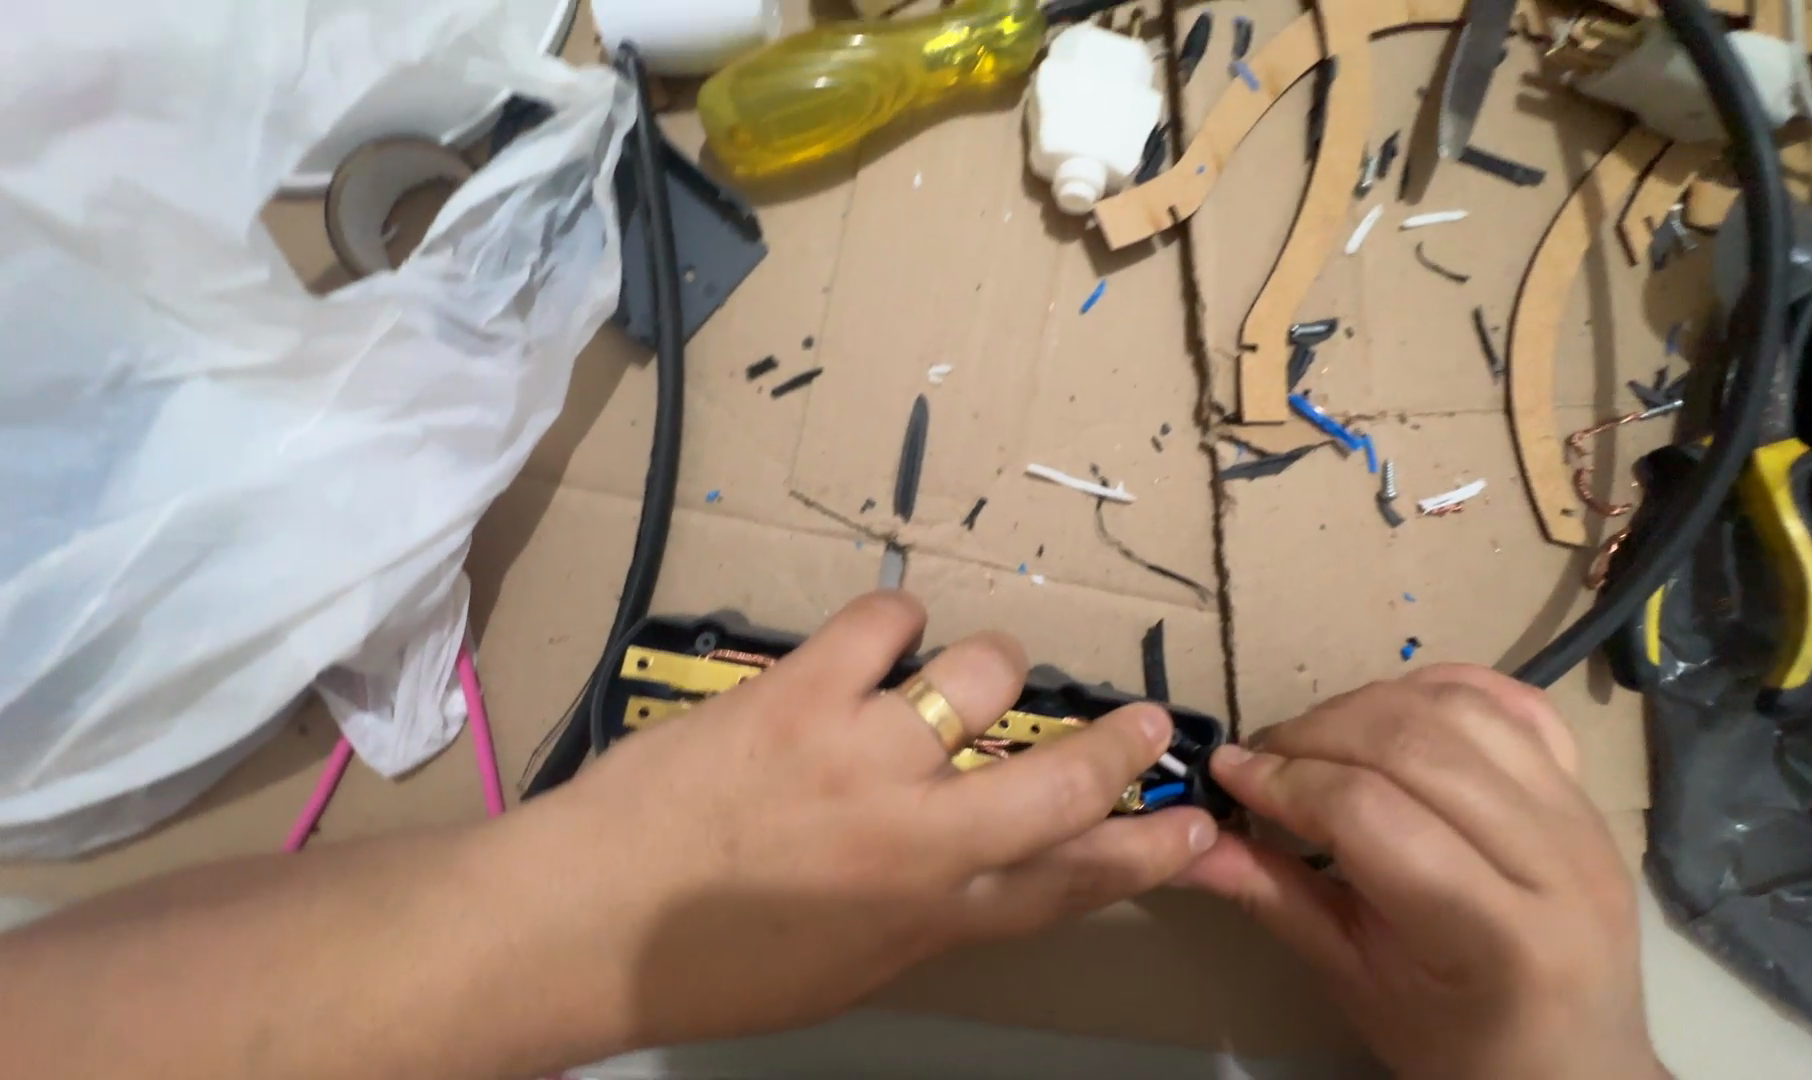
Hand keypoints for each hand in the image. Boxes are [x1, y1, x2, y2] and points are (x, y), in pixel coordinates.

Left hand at [529, 591, 1218, 1047]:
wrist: (584, 919)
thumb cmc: (721, 959)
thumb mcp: (854, 958)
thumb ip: (935, 901)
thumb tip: (987, 842)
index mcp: (928, 913)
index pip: (1067, 884)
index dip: (1142, 854)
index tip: (1192, 827)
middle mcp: (913, 832)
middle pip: (1055, 783)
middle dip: (1115, 749)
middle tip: (1145, 720)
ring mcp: (860, 752)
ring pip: (979, 674)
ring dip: (985, 669)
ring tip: (950, 677)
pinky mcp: (802, 691)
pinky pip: (886, 619)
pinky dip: (895, 622)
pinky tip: (878, 642)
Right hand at [1182, 666, 1664, 1079]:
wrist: (1575, 1062)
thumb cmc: (1452, 1037)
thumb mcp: (1347, 976)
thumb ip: (1268, 894)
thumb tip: (1183, 843)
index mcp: (1494, 935)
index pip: (1368, 812)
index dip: (1284, 781)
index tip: (1226, 774)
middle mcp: (1555, 862)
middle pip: (1409, 745)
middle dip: (1310, 736)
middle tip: (1261, 760)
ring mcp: (1581, 814)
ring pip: (1452, 708)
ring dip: (1361, 706)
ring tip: (1318, 741)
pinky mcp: (1584, 786)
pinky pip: (1508, 700)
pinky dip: (1435, 687)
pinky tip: (1390, 713)